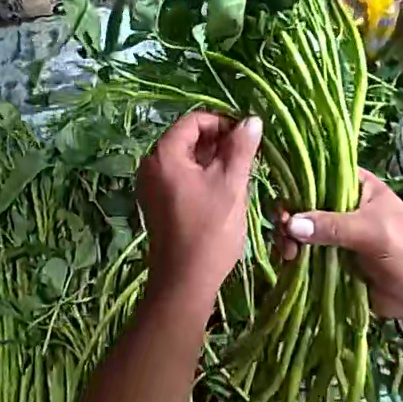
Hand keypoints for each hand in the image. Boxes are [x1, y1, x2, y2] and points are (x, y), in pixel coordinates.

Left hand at [138, 112, 261, 297]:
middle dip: (219, 142)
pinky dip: (202, 176)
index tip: (247, 137)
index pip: (194, 120)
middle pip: (188, 138)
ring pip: (186, 159)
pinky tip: (224, 189)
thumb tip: (252, 120)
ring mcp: (151, 186)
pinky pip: (181, 177)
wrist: (184, 281)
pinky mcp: (157, 203)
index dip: (223, 122)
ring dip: (213, 160)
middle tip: (248, 156)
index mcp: (164, 154)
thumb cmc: (209, 230)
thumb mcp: (231, 184)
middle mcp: (151, 165)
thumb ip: (241, 148)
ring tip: (240, 173)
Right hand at [281, 170, 402, 318]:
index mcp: (357, 186)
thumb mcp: (373, 233)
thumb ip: (333, 226)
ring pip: (301, 229)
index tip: (283, 207)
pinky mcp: (332, 258)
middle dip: (289, 218)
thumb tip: (290, 224)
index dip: (296, 186)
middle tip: (284, 238)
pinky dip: (294, 256)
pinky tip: (288, 263)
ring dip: (288, 239)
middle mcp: (343, 204)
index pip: (318, 174)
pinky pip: (305, 252)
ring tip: (288, 255)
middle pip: (303, 203)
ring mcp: (336, 232)